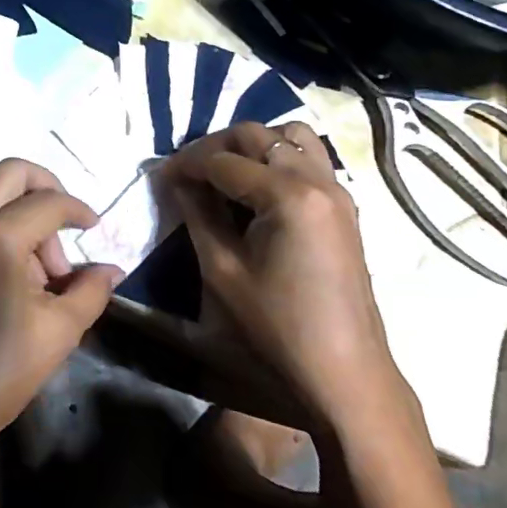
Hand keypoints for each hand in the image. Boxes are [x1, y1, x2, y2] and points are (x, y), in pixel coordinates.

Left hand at [0, 160, 121, 507]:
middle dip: (48, 188)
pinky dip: (7, 222)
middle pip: (14, 172)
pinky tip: (25, 271)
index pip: (51, 202)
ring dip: (27, 210)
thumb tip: (112, 269)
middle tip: (69, 224)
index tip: (96, 229)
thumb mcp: (59, 331)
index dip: (81, 211)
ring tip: (48, 268)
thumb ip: (91, 289)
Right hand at [158, 122, 401, 426]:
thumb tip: (177, 181)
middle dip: (217, 146)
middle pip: (258, 135)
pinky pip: (310, 157)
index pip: (225, 161)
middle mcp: (317, 178)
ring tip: (226, 171)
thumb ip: (199, 215)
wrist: (345, 372)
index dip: (187, 164)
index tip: (161, 175)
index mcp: (288, 194)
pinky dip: (281, 156)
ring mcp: (337, 189)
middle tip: (187, 171)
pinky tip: (259, 187)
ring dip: (254, 144)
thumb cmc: (278, 328)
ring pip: (291, 136)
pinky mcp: (344, 204)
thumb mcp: (224, 272)